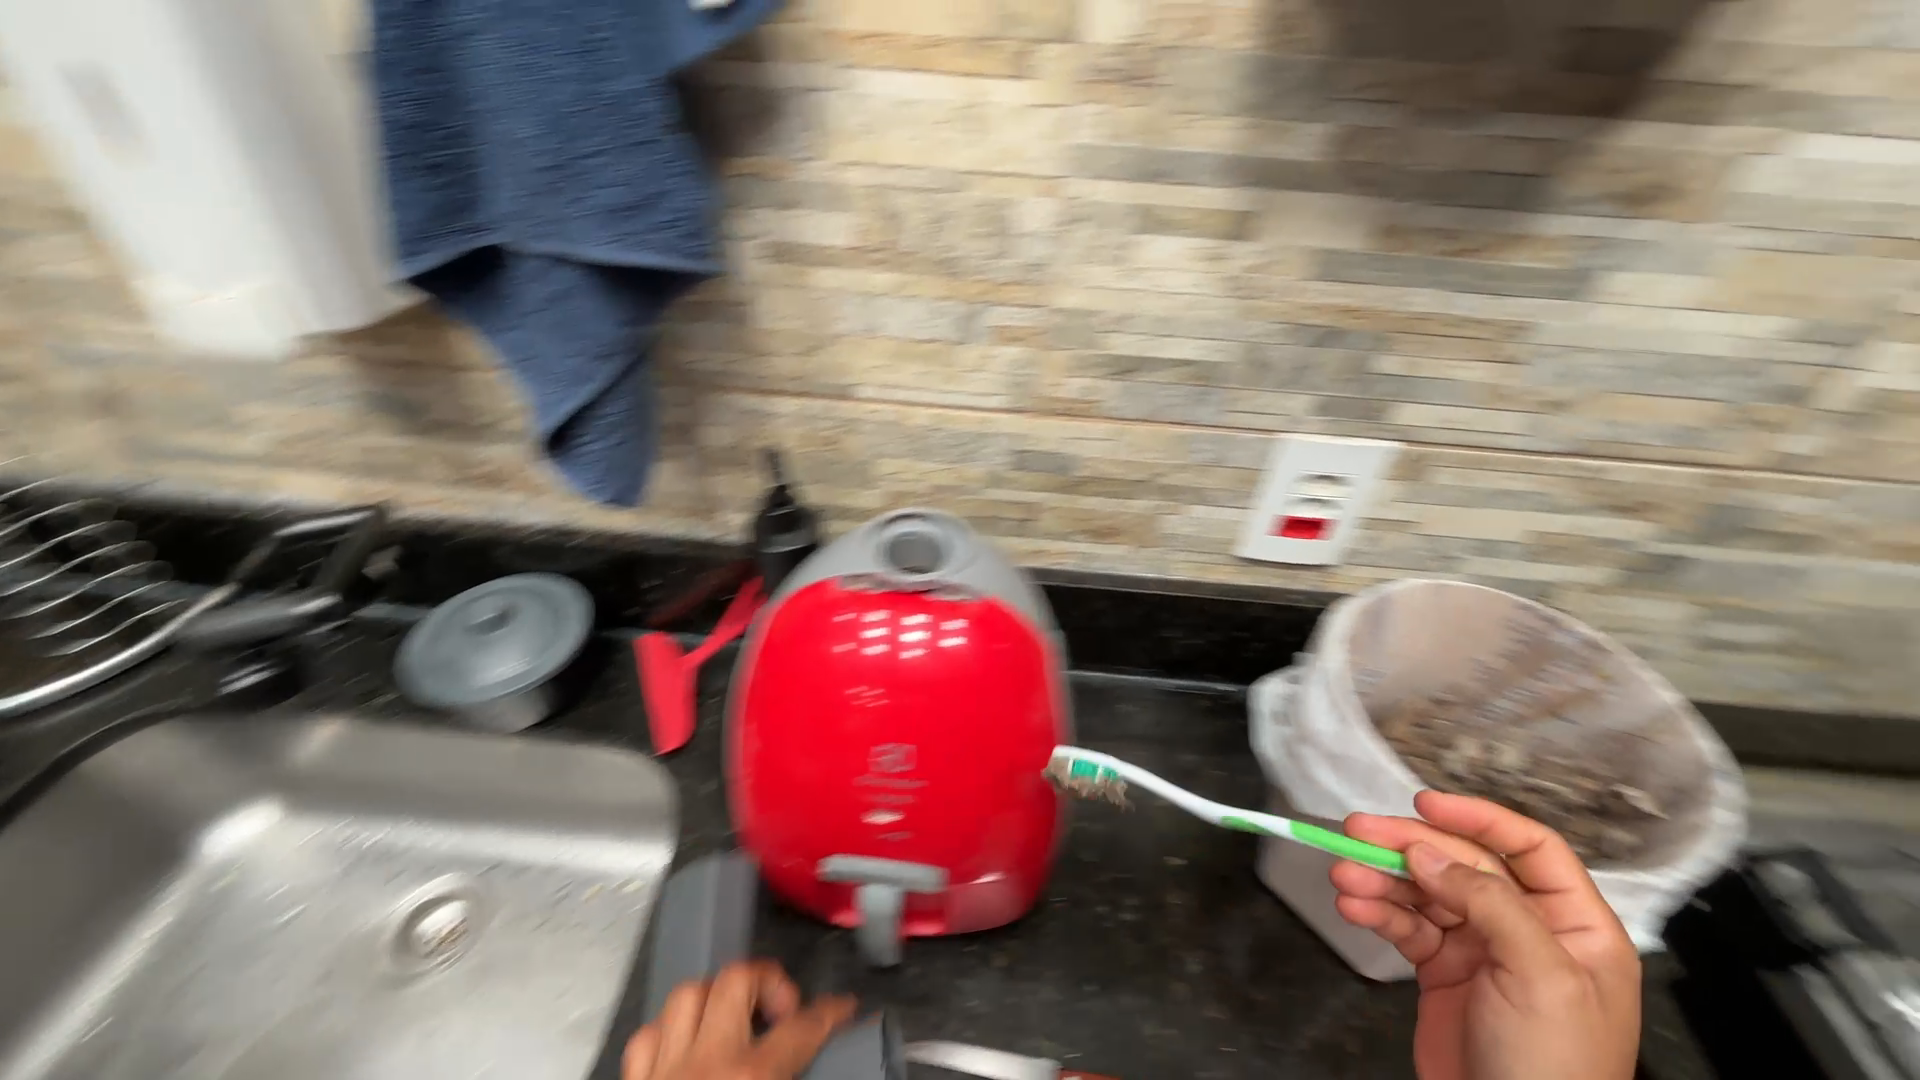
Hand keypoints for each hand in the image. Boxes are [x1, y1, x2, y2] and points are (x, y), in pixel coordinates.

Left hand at [623, 960, 856, 1079]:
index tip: (843, 1008)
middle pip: (737, 981)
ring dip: (714, 1000)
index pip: (802, 1028)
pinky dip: (667, 1033)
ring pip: (686, 996)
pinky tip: (685, 1048)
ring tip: (734, 1021)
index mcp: (750, 1078)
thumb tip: (816, 1061)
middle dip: (765, 983)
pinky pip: (646, 1038)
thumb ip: (799, 1072)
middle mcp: (705, 1065)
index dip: (831, 1013)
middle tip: (781, 1012)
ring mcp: (663, 1074)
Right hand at [1330, 791, 1641, 1079]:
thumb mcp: (1538, 977)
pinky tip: (1352, 907)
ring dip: (1380, 880)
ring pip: (1423, 892)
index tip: (1423, 802)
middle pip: (1460, 864)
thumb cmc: (1552, 1064)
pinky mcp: (1441, 969)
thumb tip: (1427, 851)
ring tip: (1342, 877)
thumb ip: (1489, 904)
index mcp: (1574, 926)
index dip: (1478, 818)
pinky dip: (1376, 913)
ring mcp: (1480, 948)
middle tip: (1355, 832)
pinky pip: (1405, 926)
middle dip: (1406, 847)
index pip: (1529, 849)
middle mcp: (1527, 928)